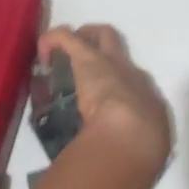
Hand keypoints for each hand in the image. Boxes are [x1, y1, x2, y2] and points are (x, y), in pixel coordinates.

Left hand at [39, 24, 172, 172]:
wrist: (134, 133)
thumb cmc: (143, 144)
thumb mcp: (145, 145)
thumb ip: (135, 144)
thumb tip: (128, 152)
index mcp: (145, 95)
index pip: (130, 79)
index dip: (114, 81)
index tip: (99, 92)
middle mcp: (129, 73)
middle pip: (116, 45)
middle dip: (99, 44)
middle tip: (81, 55)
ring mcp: (109, 63)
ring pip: (98, 35)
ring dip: (79, 40)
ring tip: (60, 51)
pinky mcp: (87, 59)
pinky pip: (68, 38)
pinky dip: (54, 38)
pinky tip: (43, 48)